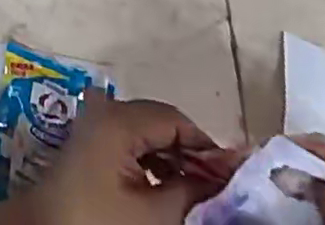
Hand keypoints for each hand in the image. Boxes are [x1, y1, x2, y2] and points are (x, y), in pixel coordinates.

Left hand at [5, 93, 239, 224]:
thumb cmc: (100, 221)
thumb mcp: (155, 214)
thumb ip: (192, 191)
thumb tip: (222, 180)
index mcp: (119, 119)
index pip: (175, 119)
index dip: (206, 146)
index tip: (234, 174)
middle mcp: (105, 111)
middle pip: (159, 121)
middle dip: (190, 150)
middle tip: (219, 183)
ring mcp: (95, 124)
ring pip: (145, 130)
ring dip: (172, 156)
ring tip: (199, 189)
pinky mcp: (90, 141)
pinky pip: (129, 139)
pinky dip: (152, 159)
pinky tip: (168, 186)